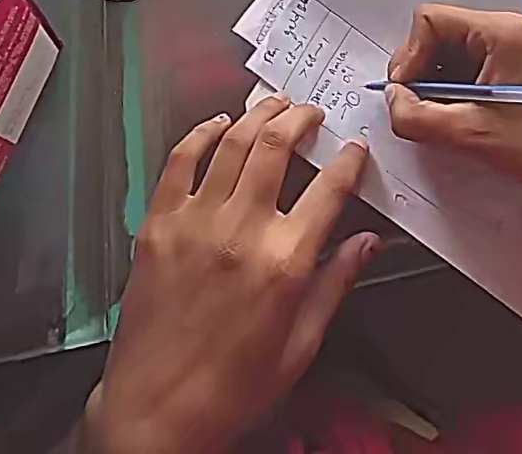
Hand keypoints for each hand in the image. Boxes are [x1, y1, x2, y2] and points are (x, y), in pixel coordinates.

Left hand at [81, 96, 377, 453]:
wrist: (155, 416)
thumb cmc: (230, 389)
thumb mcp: (300, 345)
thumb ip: (336, 283)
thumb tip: (366, 243)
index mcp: (284, 263)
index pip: (329, 190)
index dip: (349, 161)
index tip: (354, 150)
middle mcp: (241, 231)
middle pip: (277, 146)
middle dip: (301, 119)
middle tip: (311, 113)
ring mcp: (196, 222)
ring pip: (233, 142)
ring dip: (259, 115)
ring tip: (275, 105)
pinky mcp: (160, 223)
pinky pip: (180, 160)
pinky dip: (201, 133)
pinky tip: (218, 123)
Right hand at [384, 4, 521, 227]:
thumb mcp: (473, 135)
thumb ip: (419, 116)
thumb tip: (392, 100)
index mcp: (501, 32)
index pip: (430, 20)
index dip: (410, 55)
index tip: (406, 90)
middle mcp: (503, 30)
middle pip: (434, 33)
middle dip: (418, 70)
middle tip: (416, 106)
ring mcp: (503, 47)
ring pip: (442, 52)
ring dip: (430, 83)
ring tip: (438, 115)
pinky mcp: (502, 67)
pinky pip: (456, 67)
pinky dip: (444, 90)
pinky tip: (451, 115)